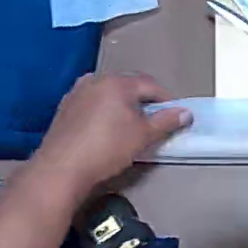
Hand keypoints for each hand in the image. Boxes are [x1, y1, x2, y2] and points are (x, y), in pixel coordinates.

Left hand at [24, 73, 191, 199]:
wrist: (61, 167)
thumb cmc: (106, 148)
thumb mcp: (142, 136)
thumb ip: (166, 121)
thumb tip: (186, 112)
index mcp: (117, 82)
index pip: (149, 84)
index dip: (166, 98)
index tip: (174, 114)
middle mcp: (95, 80)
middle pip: (127, 85)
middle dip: (143, 99)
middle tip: (153, 119)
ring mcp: (77, 92)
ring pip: (107, 92)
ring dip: (122, 104)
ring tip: (130, 123)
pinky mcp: (64, 107)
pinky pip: (91, 102)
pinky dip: (103, 109)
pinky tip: (104, 127)